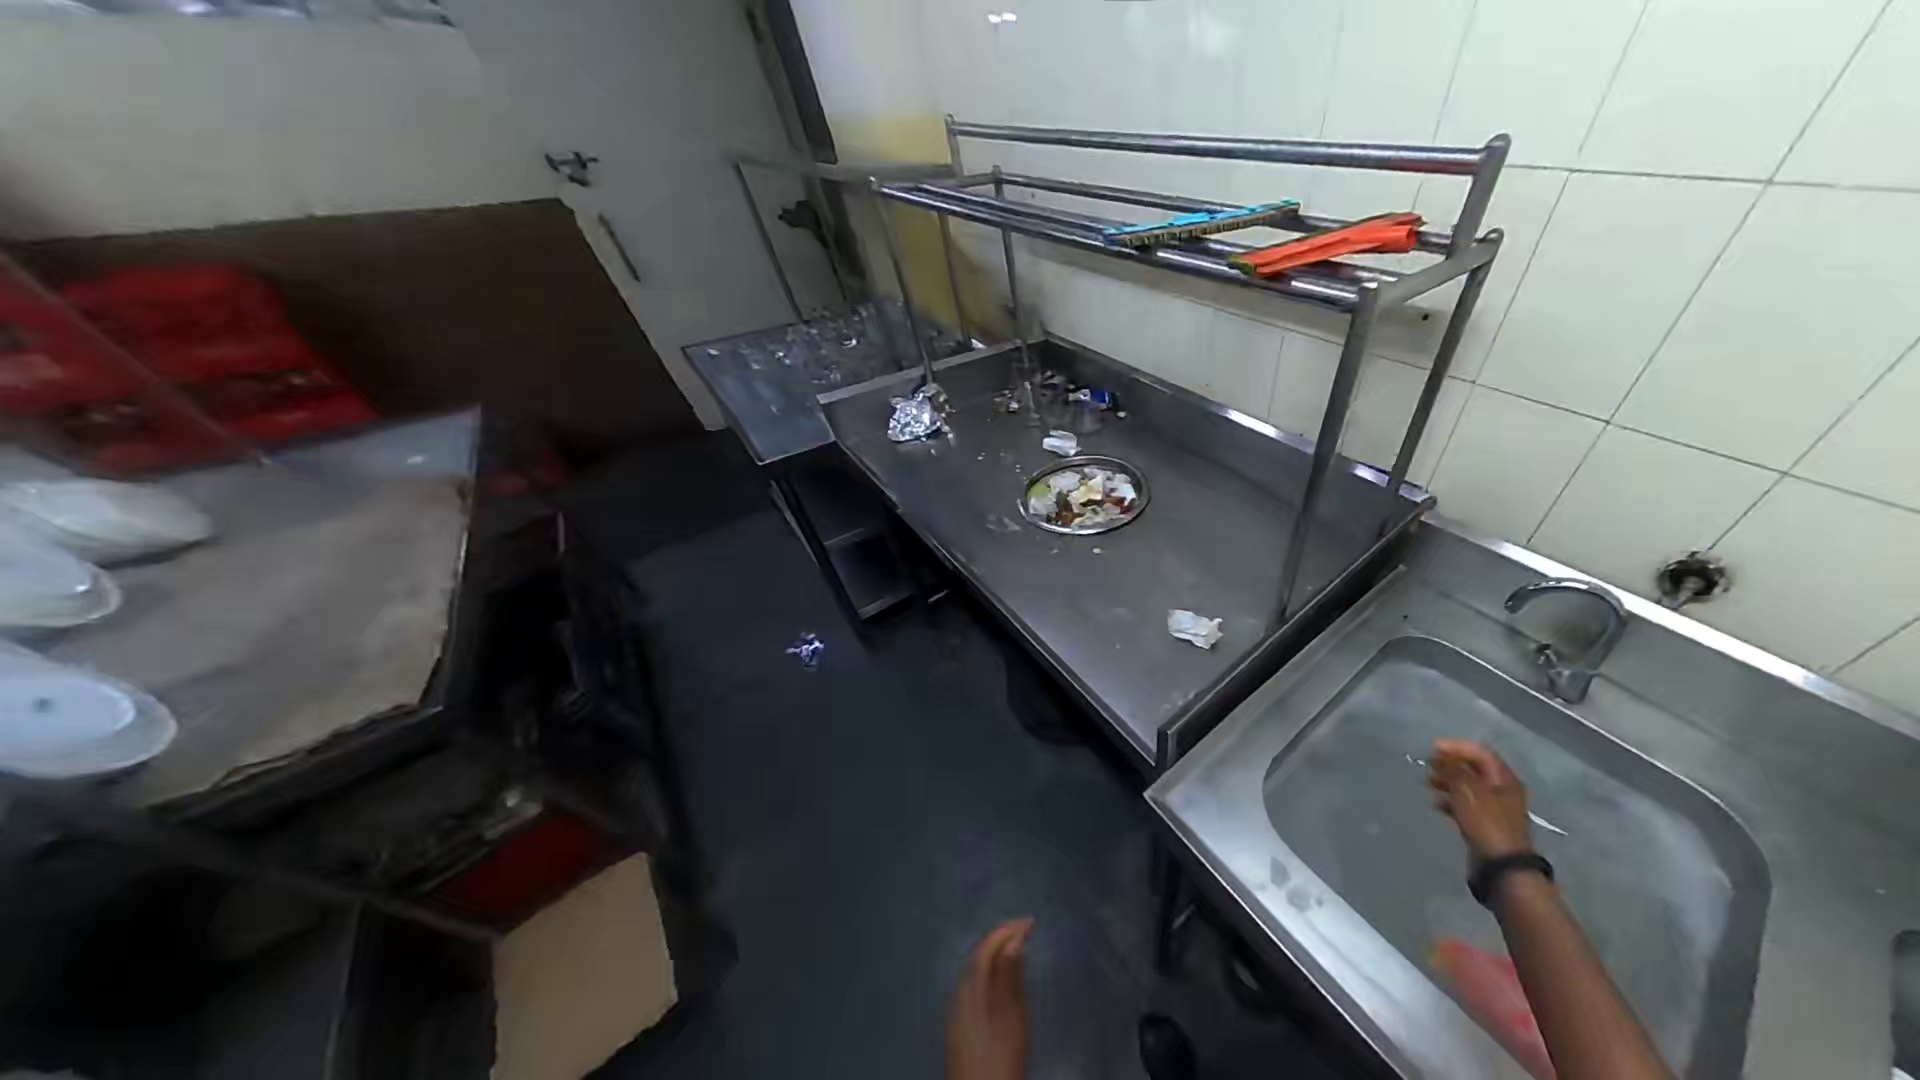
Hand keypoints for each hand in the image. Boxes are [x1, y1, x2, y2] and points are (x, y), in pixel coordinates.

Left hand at [946, 918, 1033, 1079]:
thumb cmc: (999, 1060)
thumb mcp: (1010, 1019)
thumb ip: (1010, 979)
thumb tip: (1013, 941)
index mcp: (970, 987)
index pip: (987, 946)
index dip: (1008, 930)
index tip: (1032, 921)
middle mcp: (958, 993)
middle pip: (978, 955)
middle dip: (1001, 938)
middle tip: (1025, 930)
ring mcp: (956, 1011)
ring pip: (974, 970)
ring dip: (994, 954)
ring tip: (1016, 948)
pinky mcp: (958, 1026)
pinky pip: (973, 984)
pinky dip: (989, 972)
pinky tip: (1000, 981)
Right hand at [1427, 738, 1532, 865]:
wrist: (1501, 865)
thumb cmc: (1486, 822)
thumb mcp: (1467, 790)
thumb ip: (1452, 770)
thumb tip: (1439, 756)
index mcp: (1503, 779)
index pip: (1480, 752)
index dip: (1456, 746)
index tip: (1432, 748)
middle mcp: (1501, 790)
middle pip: (1473, 768)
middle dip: (1449, 764)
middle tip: (1428, 765)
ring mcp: (1493, 808)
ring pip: (1466, 786)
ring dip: (1446, 781)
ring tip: (1428, 783)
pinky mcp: (1483, 823)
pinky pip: (1464, 804)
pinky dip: (1449, 800)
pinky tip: (1436, 803)